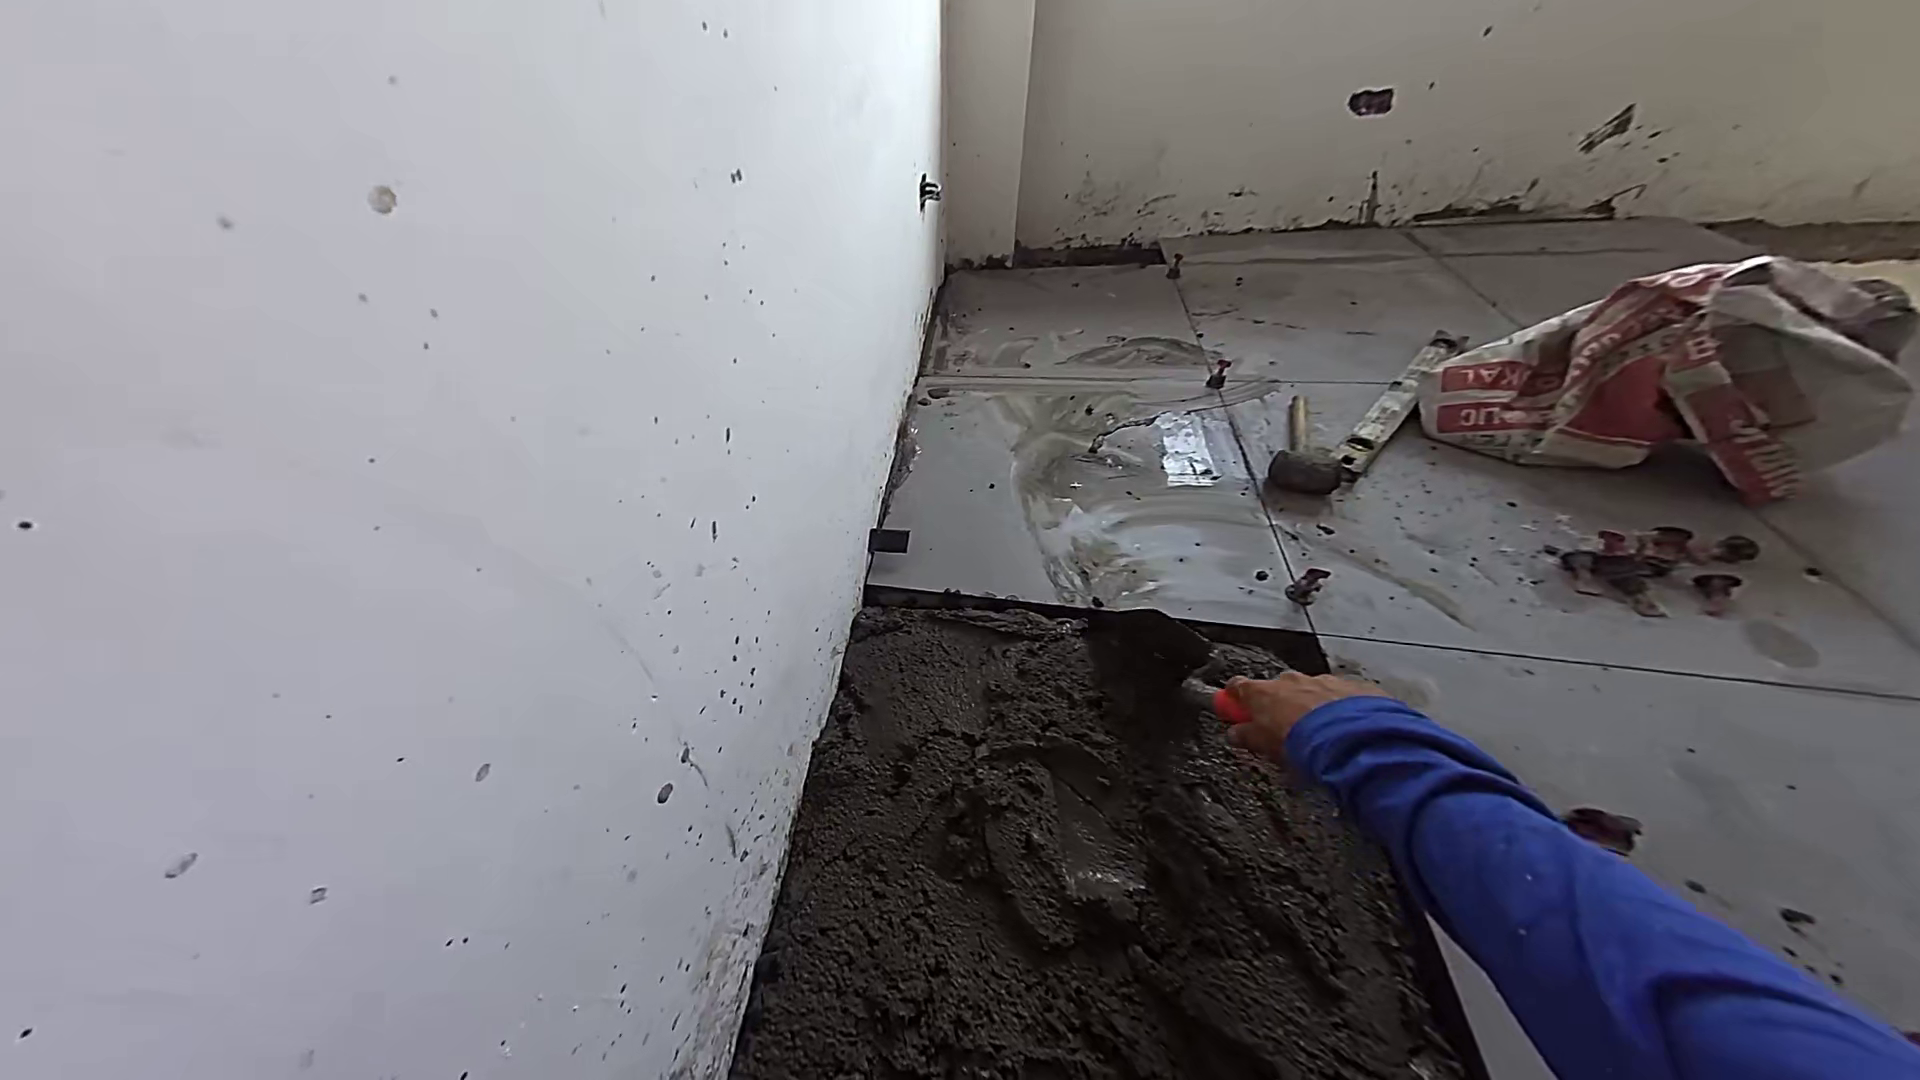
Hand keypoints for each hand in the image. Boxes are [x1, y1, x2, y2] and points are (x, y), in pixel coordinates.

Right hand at [1223, 673, 1386, 761]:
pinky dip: (1342, 709)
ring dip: (1312, 707)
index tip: (1237, 710)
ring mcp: (1323, 681)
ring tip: (1323, 735)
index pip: (1237, 687)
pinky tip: (1347, 730)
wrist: (1355, 742)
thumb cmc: (1303, 744)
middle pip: (1278, 689)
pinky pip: (1343, 696)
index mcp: (1263, 692)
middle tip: (1286, 730)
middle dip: (1280, 705)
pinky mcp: (1354, 687)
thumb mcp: (1264, 747)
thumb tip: (1235, 734)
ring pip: (1311, 691)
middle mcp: (1290, 680)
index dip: (1235, 699)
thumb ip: (1246, 737)